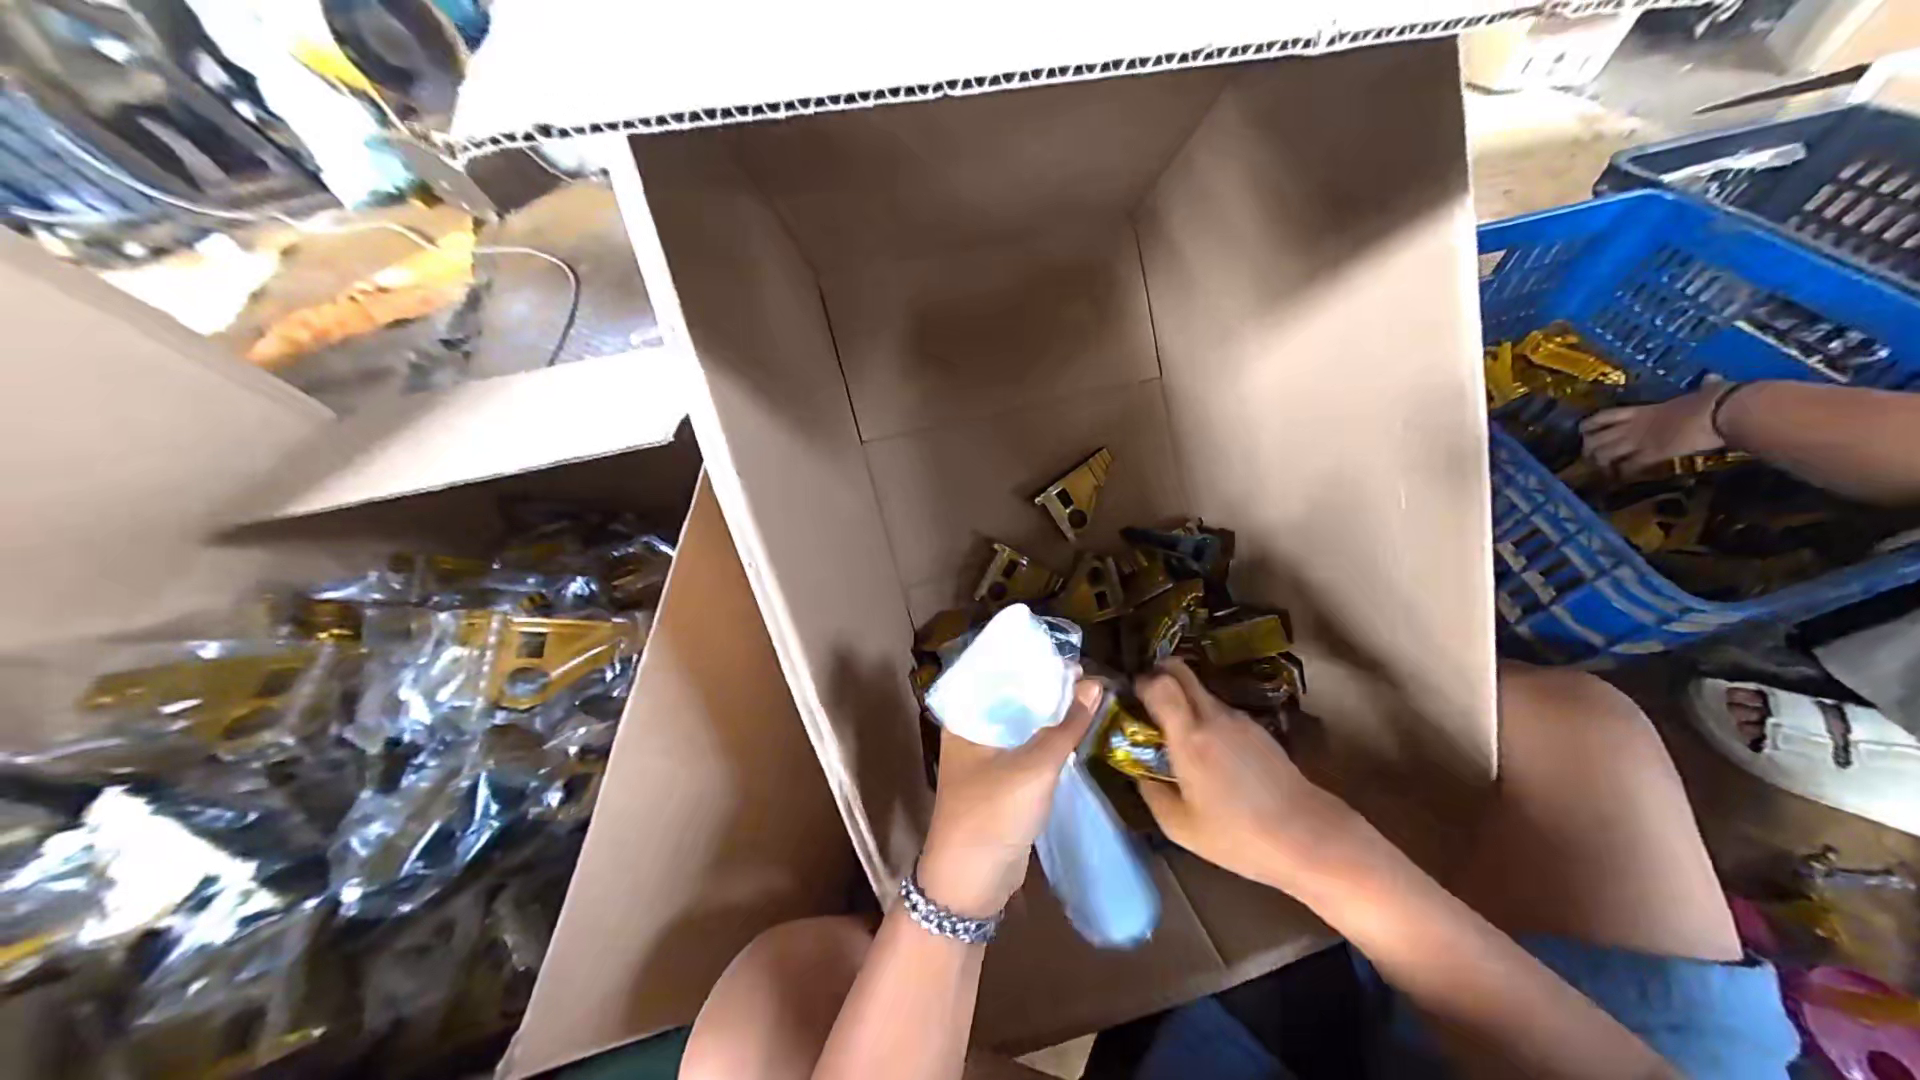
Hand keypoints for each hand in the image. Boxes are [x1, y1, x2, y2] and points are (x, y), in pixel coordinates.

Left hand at [917, 679, 1100, 917]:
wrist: (971, 882)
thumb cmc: (992, 814)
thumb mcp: (1034, 767)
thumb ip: (1066, 725)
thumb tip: (1094, 683)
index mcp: (965, 718)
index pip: (995, 674)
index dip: (1028, 661)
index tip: (1063, 650)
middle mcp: (972, 732)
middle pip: (1011, 698)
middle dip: (1044, 686)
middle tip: (1083, 672)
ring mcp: (986, 758)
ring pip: (1021, 724)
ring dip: (1049, 712)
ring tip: (1086, 693)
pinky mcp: (1002, 781)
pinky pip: (1027, 748)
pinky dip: (1049, 738)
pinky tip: (1074, 729)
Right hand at [1133, 661, 1367, 891]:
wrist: (1310, 838)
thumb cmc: (1239, 836)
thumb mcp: (1180, 826)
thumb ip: (1151, 792)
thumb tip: (1139, 772)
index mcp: (1189, 736)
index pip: (1159, 683)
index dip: (1140, 682)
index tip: (1130, 697)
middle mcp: (1213, 717)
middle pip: (1181, 671)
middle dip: (1159, 674)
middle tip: (1147, 699)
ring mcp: (1240, 720)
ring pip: (1201, 691)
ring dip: (1183, 699)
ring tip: (1177, 734)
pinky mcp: (1259, 730)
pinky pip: (1220, 711)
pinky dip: (1205, 717)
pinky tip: (1209, 752)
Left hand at [1579, 383, 1725, 473]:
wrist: (1725, 412)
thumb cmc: (1719, 398)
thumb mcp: (1705, 391)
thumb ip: (1705, 386)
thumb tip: (1713, 379)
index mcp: (1643, 411)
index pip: (1603, 417)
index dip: (1588, 426)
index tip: (1584, 433)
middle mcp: (1634, 427)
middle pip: (1594, 439)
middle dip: (1588, 450)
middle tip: (1591, 459)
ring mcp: (1640, 442)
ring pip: (1603, 455)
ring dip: (1601, 464)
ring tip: (1604, 471)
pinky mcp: (1652, 455)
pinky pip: (1627, 467)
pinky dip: (1623, 474)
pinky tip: (1624, 478)